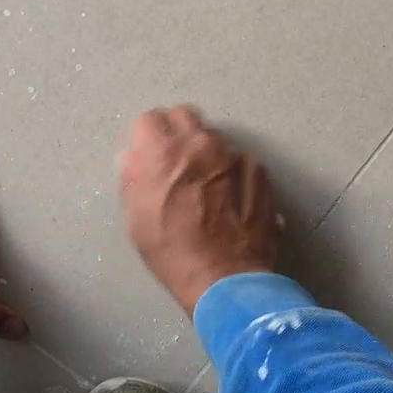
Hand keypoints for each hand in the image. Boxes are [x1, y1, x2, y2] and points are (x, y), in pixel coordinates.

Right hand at [119, 105, 278, 314]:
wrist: (224, 277)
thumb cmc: (171, 251)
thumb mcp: (135, 216)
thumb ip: (133, 176)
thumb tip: (135, 156)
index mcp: (163, 151)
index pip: (148, 119)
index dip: (147, 138)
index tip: (148, 156)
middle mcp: (200, 142)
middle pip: (184, 115)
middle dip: (177, 133)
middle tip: (176, 163)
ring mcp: (234, 154)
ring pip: (214, 136)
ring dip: (206, 151)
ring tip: (205, 185)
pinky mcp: (259, 171)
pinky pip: (240, 159)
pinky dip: (232, 170)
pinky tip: (229, 198)